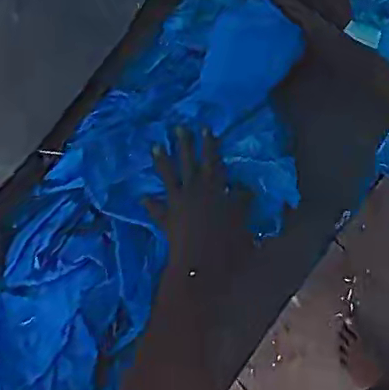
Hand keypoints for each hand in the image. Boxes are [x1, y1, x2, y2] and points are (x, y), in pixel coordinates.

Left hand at [146, 127, 251, 301]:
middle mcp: (194, 189)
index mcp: (213, 185)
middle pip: (188, 161)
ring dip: (162, 161)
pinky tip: (143, 197)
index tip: (205, 128)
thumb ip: (243, 199)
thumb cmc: (227, 238)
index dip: (209, 143)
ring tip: (154, 145)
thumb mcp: (241, 215)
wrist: (202, 261)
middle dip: (185, 144)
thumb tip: (245, 188)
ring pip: (169, 177)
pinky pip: (157, 210)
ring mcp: (177, 202)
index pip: (212, 159)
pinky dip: (151, 204)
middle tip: (178, 128)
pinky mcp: (167, 219)